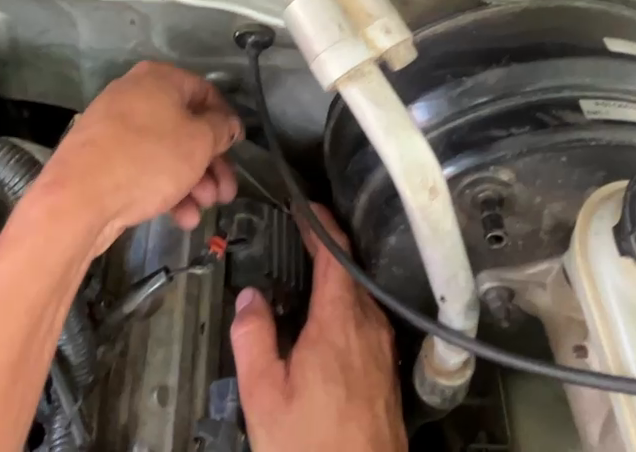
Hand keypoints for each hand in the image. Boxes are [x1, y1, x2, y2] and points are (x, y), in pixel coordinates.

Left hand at [35, 61, 241, 251]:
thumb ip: (221, 128)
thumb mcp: (199, 142)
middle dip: (211, 163)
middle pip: (186, 126)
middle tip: (225, 192)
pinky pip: (142, 167)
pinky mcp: (102, 158)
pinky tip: (182, 217)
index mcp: (159, 78)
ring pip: (166, 151)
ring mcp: (115, 127)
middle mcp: (135, 95)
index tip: (237, 149)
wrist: (78, 199)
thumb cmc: (147, 159)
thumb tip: (227, 124)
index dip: (226, 122)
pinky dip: (165, 188)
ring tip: (204, 209)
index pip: (206, 93)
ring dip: (192, 181)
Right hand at [231, 205, 405, 451]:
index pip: (336, 253)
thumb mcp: (264, 394)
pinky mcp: (386, 371)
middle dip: (325, 248)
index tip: (305, 206)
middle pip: (350, 271)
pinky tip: (325, 321)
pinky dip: (345, 306)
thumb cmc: (313, 448)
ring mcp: (382, 349)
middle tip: (300, 235)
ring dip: (336, 278)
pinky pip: (366, 320)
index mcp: (340, 321)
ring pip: (360, 296)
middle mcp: (369, 327)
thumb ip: (253, 337)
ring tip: (308, 274)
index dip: (320, 223)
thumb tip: (249, 299)